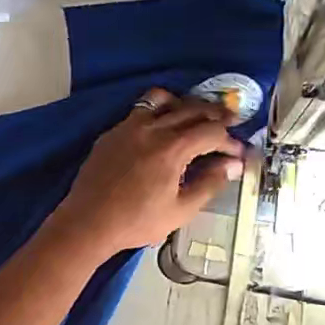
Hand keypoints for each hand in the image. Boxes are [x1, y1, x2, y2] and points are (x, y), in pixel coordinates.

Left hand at [43, 89, 246, 258]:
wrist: (88, 223)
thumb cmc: (135, 222)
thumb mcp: (180, 210)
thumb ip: (209, 184)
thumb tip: (232, 165)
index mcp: (171, 148)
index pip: (211, 131)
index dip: (229, 140)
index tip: (237, 152)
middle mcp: (151, 129)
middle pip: (191, 109)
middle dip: (215, 115)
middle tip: (229, 123)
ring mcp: (128, 127)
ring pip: (163, 101)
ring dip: (185, 105)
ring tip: (195, 116)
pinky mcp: (111, 133)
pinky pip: (139, 110)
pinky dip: (157, 112)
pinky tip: (160, 128)